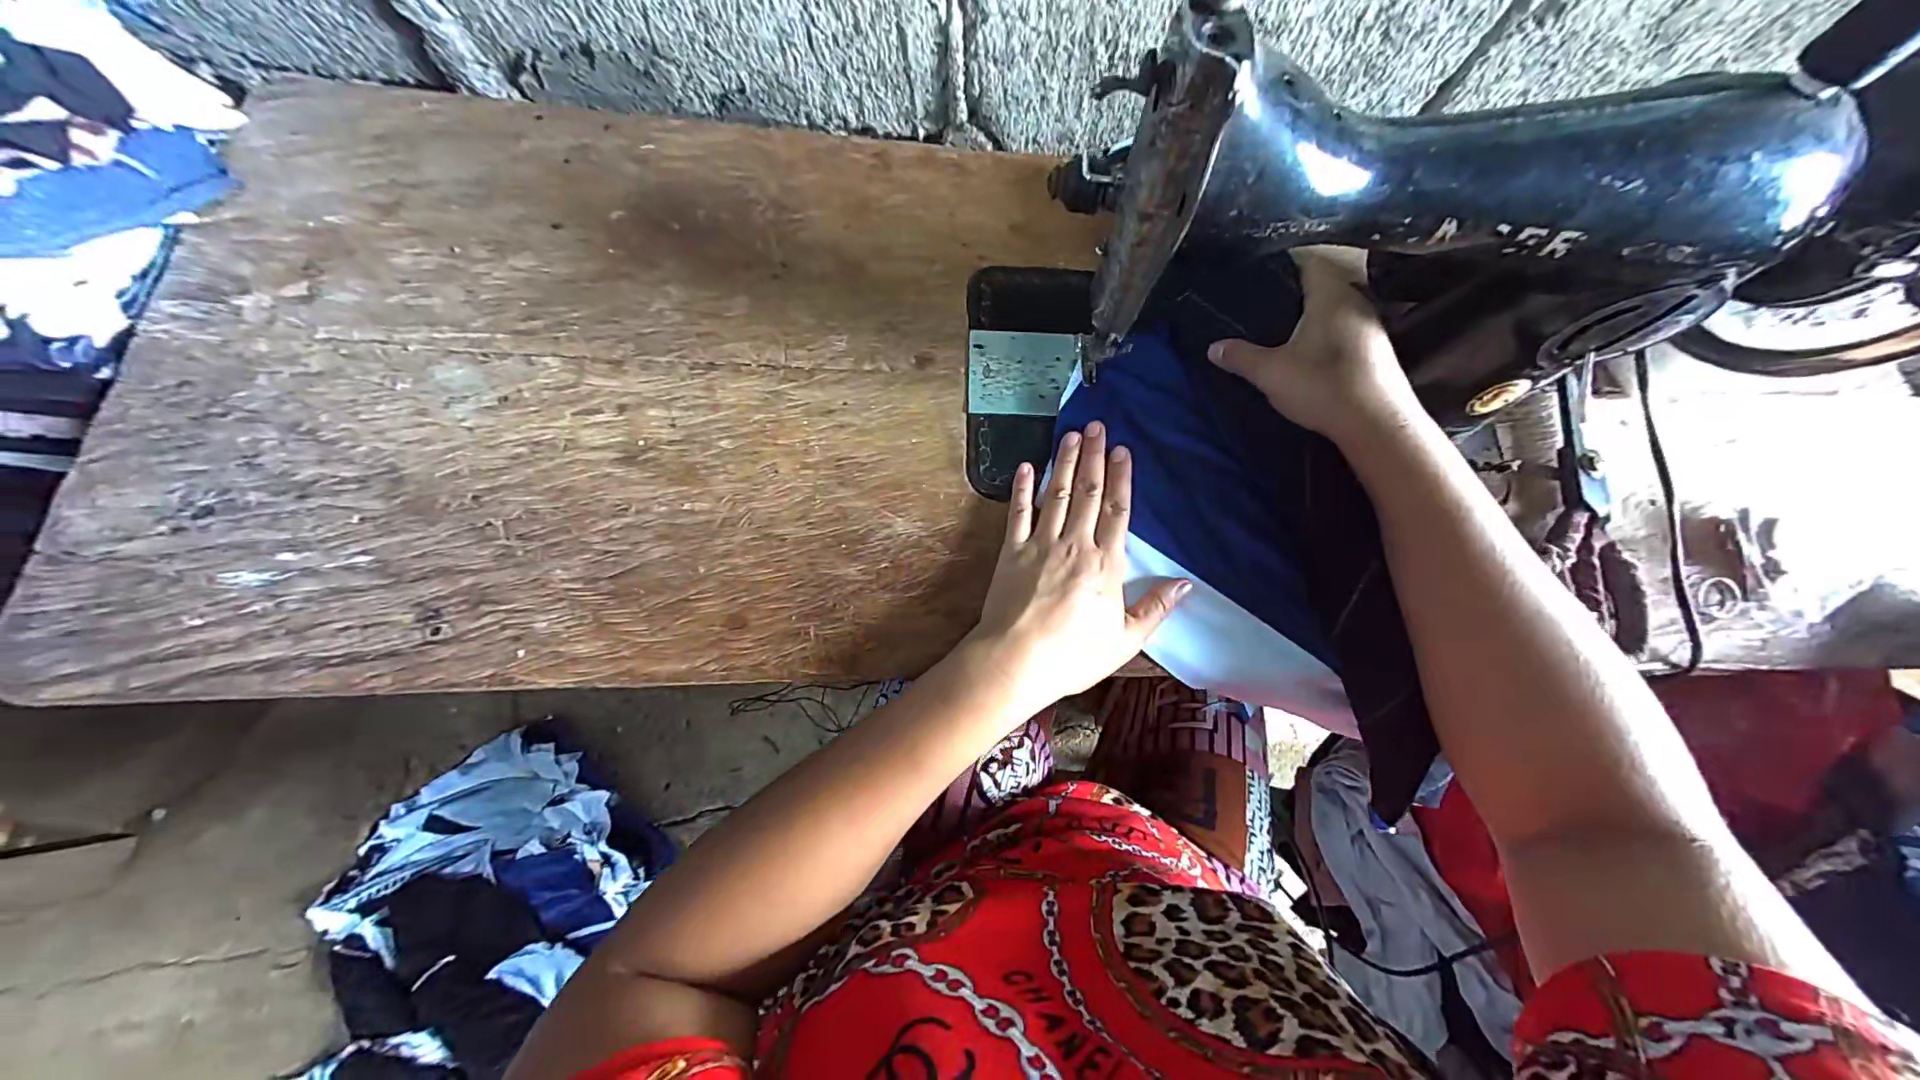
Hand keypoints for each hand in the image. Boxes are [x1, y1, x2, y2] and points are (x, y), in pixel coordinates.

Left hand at [966, 421, 1189, 713]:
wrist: (1015, 661)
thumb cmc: (1072, 656)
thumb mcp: (1125, 640)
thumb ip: (1154, 609)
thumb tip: (1185, 585)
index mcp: (1105, 564)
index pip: (1117, 511)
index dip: (1121, 478)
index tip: (1122, 451)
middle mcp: (1074, 545)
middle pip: (1087, 493)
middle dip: (1094, 457)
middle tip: (1098, 427)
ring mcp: (1040, 545)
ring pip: (1055, 494)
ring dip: (1063, 463)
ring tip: (1071, 436)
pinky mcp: (1010, 552)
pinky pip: (1018, 513)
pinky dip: (1022, 489)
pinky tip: (1025, 467)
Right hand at [1206, 246, 1421, 443]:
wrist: (1376, 423)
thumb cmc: (1322, 386)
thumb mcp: (1270, 373)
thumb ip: (1240, 357)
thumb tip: (1214, 348)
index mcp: (1331, 295)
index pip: (1310, 262)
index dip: (1285, 264)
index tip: (1262, 274)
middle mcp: (1356, 301)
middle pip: (1323, 285)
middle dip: (1295, 294)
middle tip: (1265, 306)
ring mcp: (1371, 326)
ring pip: (1335, 310)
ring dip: (1312, 317)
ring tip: (1283, 331)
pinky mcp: (1376, 350)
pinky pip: (1345, 331)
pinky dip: (1326, 336)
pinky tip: (1309, 354)